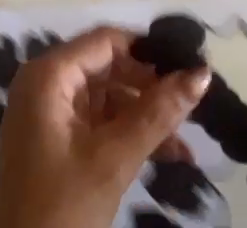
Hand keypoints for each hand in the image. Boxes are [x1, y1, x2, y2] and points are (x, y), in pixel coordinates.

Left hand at [0, 26, 211, 227]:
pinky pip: (98, 122)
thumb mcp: (113, 158)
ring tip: (189, 144)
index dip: (150, 51)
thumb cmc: (60, 205)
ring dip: (146, 116)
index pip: (106, 41)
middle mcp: (46, 82)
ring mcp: (49, 111)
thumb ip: (157, 114)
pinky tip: (169, 157)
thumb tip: (201, 73)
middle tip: (198, 109)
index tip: (194, 68)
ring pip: (107, 97)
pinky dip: (129, 134)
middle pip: (107, 66)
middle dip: (151, 87)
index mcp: (49, 74)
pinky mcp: (56, 139)